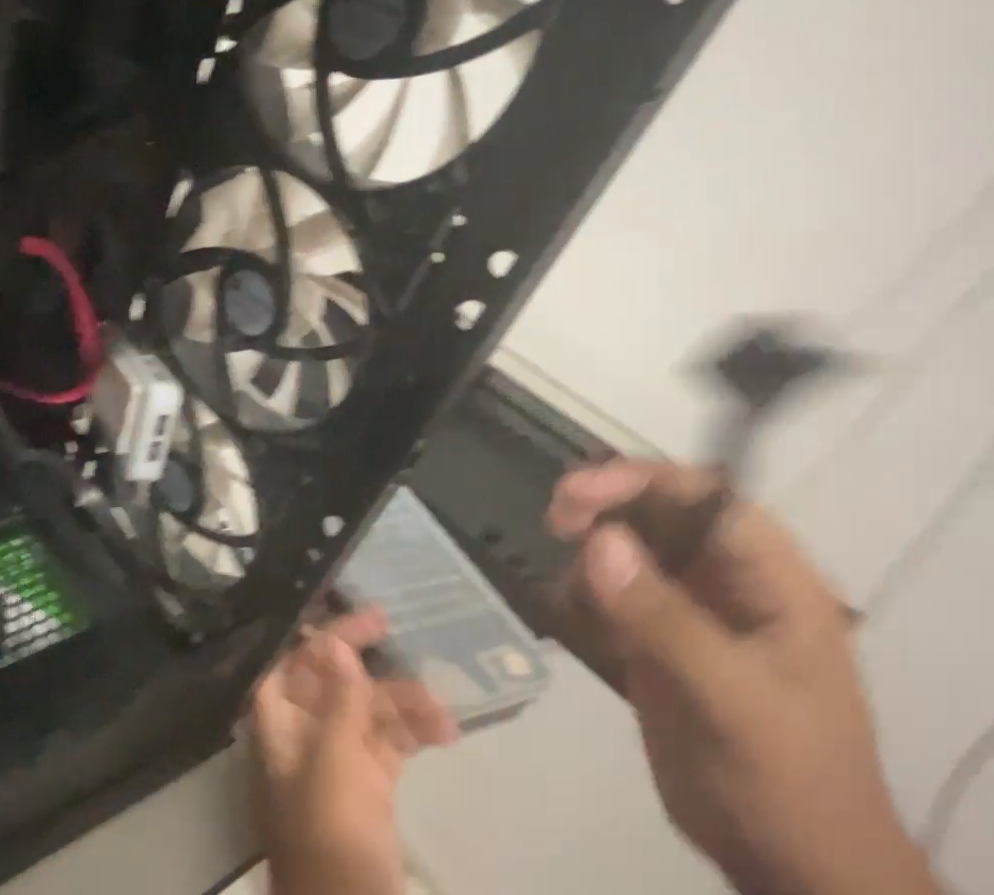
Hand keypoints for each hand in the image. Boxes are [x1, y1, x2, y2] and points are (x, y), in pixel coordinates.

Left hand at [251, 610, 456, 894]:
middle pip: (327, 679)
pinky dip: (413, 731)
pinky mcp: (369, 783)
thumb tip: (332, 642)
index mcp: (277, 724)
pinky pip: (389, 742)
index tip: (348, 611)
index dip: (314, 634)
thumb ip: (337, 702)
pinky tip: (446, 730)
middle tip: (395, 627)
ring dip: (400, 700)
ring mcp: (336, 758)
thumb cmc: (327, 834)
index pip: (288, 662)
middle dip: (359, 656)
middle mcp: (302, 733)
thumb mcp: (333, 764)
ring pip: (365, 709)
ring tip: (441, 708)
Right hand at [549, 461, 940, 894]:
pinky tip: (568, 614)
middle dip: (606, 509)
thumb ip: (663, 616)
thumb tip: (597, 541)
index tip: (576, 493)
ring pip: (628, 552)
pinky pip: (609, 596)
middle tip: (553, 523)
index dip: (644, 481)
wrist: (786, 860)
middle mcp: (732, 589)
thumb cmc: (783, 775)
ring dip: (587, 555)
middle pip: (663, 516)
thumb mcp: (729, 695)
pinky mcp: (657, 646)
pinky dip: (580, 593)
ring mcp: (692, 617)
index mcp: (776, 587)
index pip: (711, 500)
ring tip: (567, 592)